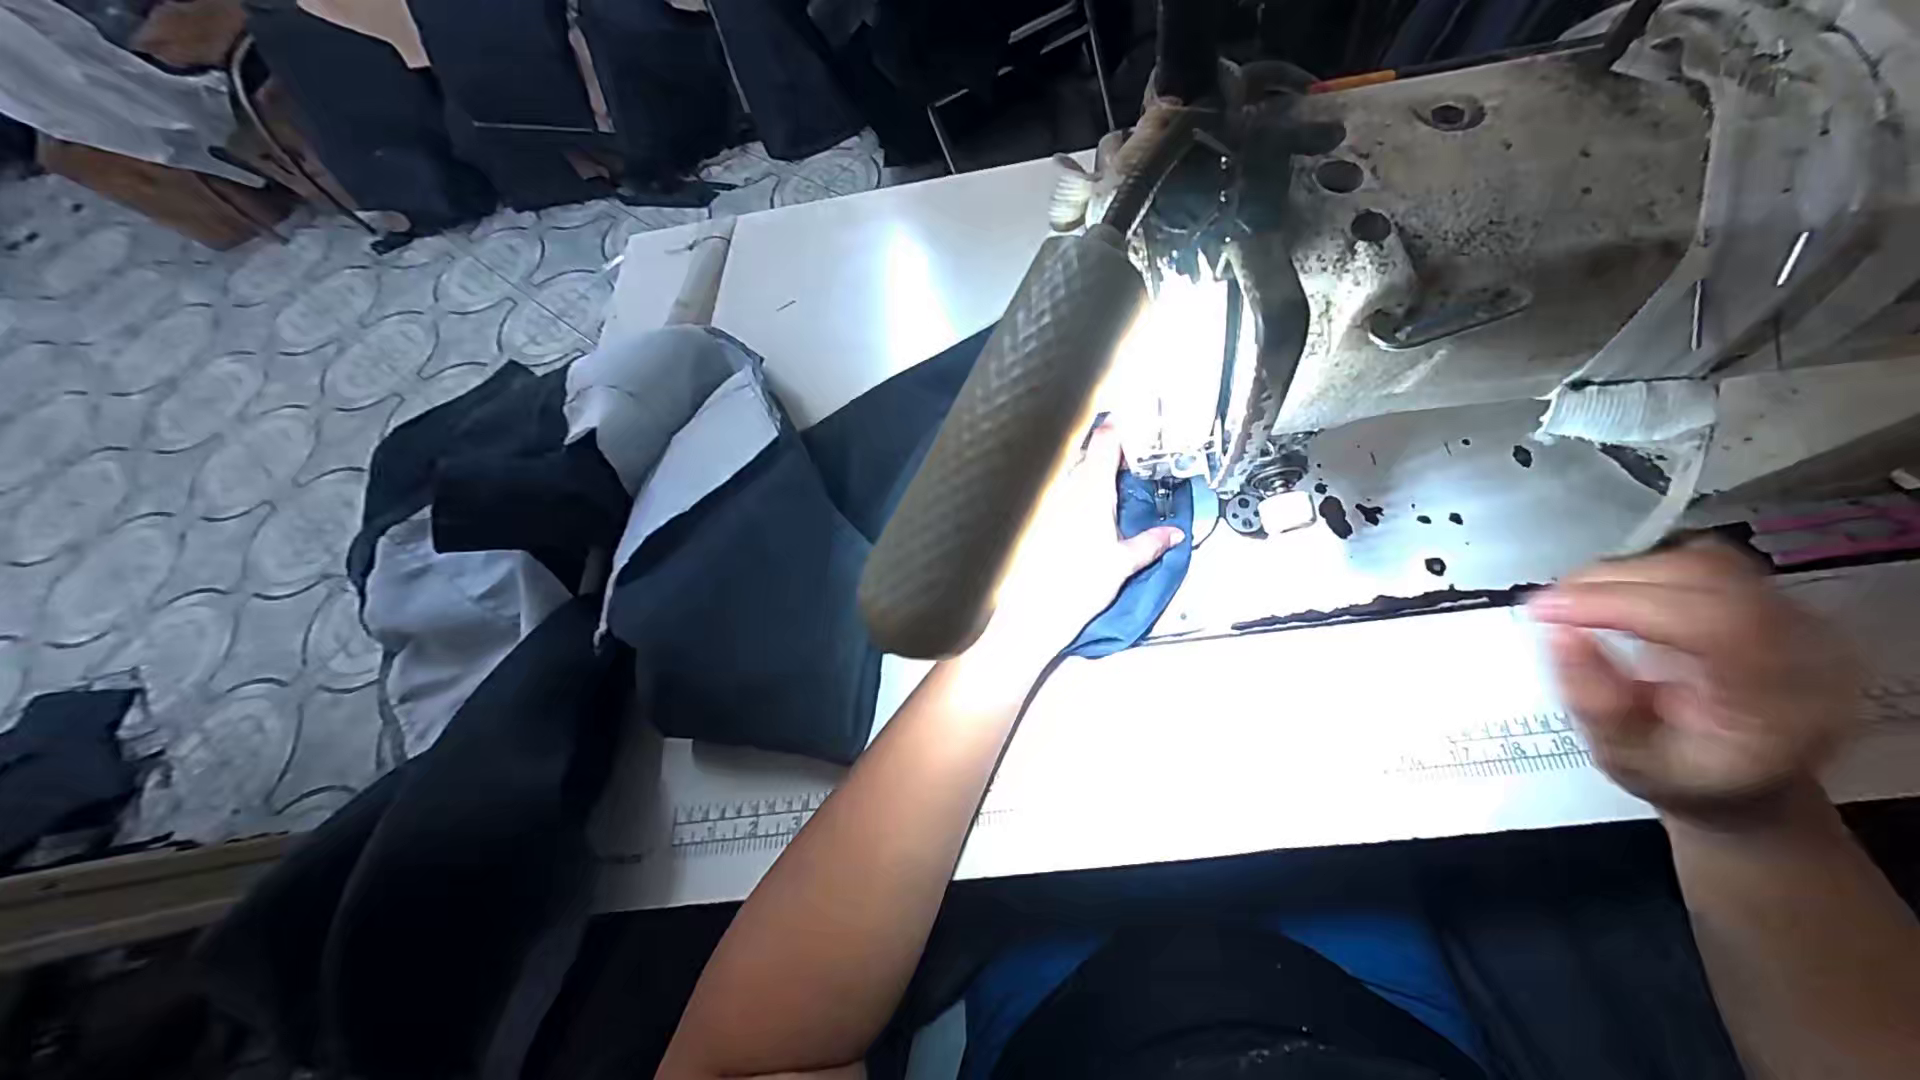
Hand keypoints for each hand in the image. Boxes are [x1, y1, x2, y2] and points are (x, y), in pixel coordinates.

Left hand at [977, 423, 1182, 661]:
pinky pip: (1056, 497)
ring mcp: (1045, 503)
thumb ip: (1150, 544)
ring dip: (1087, 477)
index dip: (1118, 428)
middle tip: (1126, 466)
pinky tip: (1080, 521)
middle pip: (1087, 456)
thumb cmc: (1072, 588)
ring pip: (1069, 476)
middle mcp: (1064, 491)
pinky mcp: (1034, 521)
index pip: (1105, 442)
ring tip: (1106, 496)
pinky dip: (1071, 498)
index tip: (1128, 424)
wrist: (1031, 612)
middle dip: (1106, 456)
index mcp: (1090, 491)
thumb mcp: (1122, 564)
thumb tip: (1171, 535)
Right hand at [1529, 539, 1859, 824]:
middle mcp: (1807, 651)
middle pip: (1707, 580)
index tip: (1548, 610)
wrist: (1740, 778)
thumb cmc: (1682, 775)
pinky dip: (1641, 570)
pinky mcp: (1771, 601)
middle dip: (1609, 583)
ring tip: (1575, 604)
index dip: (1620, 604)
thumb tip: (1559, 635)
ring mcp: (1797, 621)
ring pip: (1700, 561)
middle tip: (1549, 607)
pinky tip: (1610, 598)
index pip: (1712, 623)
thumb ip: (1594, 703)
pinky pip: (1703, 561)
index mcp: (1777, 702)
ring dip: (1620, 574)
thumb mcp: (1625, 759)